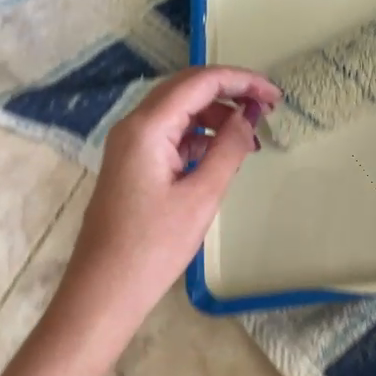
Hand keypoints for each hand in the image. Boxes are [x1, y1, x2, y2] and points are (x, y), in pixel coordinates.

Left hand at [59, 66, 280, 331]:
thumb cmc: (152, 248)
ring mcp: (129, 144)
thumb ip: (228, 149)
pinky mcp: (131, 163)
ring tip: (250, 135)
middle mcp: (134, 125)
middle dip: (230, 90)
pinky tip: (223, 152)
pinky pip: (170, 132)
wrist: (101, 294)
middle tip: (266, 106)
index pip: (201, 82)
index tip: (274, 96)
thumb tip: (249, 116)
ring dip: (216, 113)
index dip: (242, 81)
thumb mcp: (201, 197)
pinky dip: (200, 133)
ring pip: (179, 108)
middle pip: (188, 87)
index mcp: (148, 127)